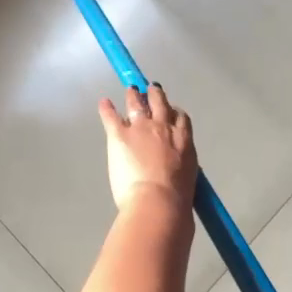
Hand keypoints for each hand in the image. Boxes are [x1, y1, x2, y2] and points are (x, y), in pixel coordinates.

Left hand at [96, 83, 196, 211]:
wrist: (158, 201)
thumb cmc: (177, 198)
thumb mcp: (188, 178)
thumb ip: (182, 167)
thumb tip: (180, 169)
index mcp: (183, 140)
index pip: (180, 118)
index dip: (174, 112)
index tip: (170, 111)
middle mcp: (163, 127)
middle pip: (160, 103)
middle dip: (155, 95)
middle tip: (151, 90)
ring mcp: (140, 128)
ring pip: (137, 104)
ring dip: (133, 96)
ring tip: (131, 90)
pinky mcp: (119, 135)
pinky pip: (111, 116)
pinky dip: (106, 108)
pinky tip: (103, 102)